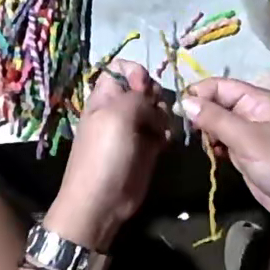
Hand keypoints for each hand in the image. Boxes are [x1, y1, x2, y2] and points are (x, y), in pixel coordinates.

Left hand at [47, 61, 170, 248]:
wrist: (102, 201)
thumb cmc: (104, 155)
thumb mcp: (116, 115)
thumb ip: (136, 94)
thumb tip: (150, 94)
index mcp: (104, 96)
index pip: (121, 68)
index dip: (136, 72)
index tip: (143, 88)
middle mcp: (120, 108)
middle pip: (146, 86)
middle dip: (155, 95)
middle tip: (154, 111)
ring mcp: (134, 128)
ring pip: (158, 107)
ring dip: (164, 115)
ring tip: (160, 131)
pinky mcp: (148, 147)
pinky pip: (163, 129)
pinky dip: (167, 132)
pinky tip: (164, 143)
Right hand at [181, 78, 269, 226]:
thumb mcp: (246, 138)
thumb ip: (215, 119)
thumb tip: (184, 101)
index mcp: (257, 99)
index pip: (220, 86)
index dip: (199, 93)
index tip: (179, 110)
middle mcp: (252, 111)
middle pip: (217, 102)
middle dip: (200, 113)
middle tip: (186, 129)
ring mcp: (248, 132)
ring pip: (217, 122)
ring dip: (205, 130)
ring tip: (198, 142)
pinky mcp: (245, 151)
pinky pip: (222, 140)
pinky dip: (213, 144)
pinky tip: (211, 153)